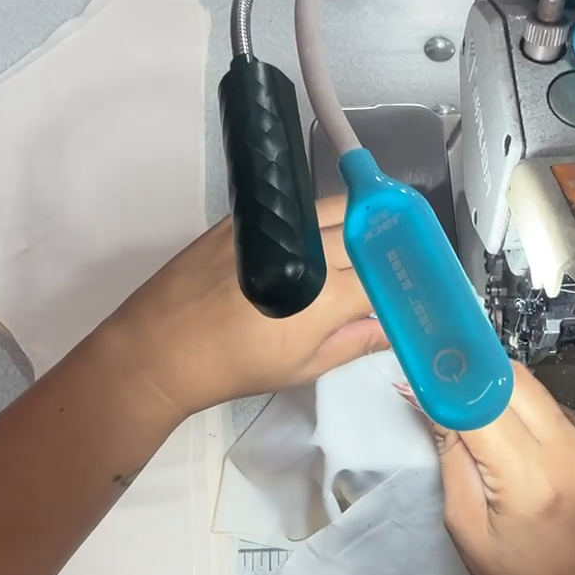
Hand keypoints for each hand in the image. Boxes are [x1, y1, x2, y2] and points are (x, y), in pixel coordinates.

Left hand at [103, 196, 388, 415]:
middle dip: (383, 246)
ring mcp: (276, 229)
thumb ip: (354, 342)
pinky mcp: (247, 219)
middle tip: (391, 262)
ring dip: (356, 220)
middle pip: (365, 234)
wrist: (164, 348)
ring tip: (360, 243)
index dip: (402, 281)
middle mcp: (308, 251)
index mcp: (327, 296)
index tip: (411, 287)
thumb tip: (391, 329)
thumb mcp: (303, 367)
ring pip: (334, 208)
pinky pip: (296, 208)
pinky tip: (318, 237)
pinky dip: (317, 217)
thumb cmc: (235, 366)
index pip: (383, 277)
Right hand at [434, 364, 574, 574]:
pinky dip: (523, 412)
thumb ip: (451, 456)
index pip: (480, 400)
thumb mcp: (466, 527)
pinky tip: (513, 445)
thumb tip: (424, 398)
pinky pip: (551, 407)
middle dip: (469, 376)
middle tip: (439, 389)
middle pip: (511, 378)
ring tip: (477, 429)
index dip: (445, 378)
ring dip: (495, 393)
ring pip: (532, 387)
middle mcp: (570, 450)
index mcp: (532, 479)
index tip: (417, 362)